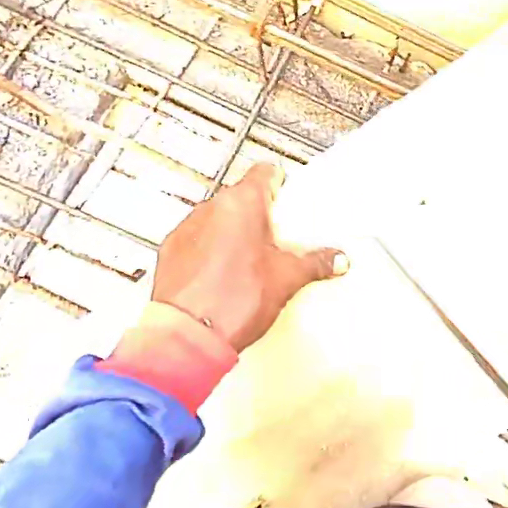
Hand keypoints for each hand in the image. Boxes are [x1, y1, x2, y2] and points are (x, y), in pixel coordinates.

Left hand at [152, 163, 347, 351]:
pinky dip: (209, 251)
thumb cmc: (233, 301)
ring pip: (217, 219)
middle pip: (241, 197)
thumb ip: (315, 263)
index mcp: (243, 203)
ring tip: (249, 262)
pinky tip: (222, 276)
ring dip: (232, 232)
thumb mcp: (286, 279)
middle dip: (258, 215)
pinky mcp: (171, 250)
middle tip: (276, 239)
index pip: (264, 172)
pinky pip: (197, 240)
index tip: (288, 197)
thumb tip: (335, 259)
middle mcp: (211, 208)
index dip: (279, 182)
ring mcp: (188, 227)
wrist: (189, 335)